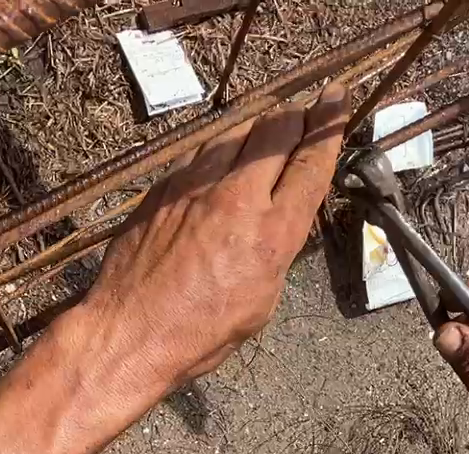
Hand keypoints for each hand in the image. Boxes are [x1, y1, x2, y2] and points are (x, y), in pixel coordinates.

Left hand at [78, 83, 348, 390]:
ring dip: (257, 126)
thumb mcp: (260, 303)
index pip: (311, 163)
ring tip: (265, 132)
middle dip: (296, 117)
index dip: (330, 127)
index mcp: (271, 235)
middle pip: (276, 130)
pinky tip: (221, 159)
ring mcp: (195, 186)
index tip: (337, 102)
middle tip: (303, 116)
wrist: (131, 333)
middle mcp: (236, 199)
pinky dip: (219, 148)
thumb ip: (277, 250)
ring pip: (236, 129)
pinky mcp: (163, 187)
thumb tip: (282, 218)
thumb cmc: (200, 334)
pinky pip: (200, 150)